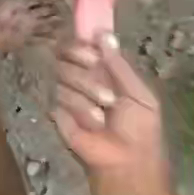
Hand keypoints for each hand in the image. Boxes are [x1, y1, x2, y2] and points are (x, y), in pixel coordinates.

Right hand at [53, 34, 168, 183]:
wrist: (126, 161)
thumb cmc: (139, 129)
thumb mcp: (139, 93)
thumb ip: (119, 64)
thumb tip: (103, 33)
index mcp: (101, 70)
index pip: (79, 45)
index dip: (81, 45)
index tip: (92, 55)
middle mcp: (79, 77)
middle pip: (64, 56)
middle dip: (84, 73)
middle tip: (105, 94)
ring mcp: (65, 93)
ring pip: (63, 76)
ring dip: (88, 96)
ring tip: (104, 117)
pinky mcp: (54, 111)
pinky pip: (58, 98)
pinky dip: (79, 111)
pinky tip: (92, 125)